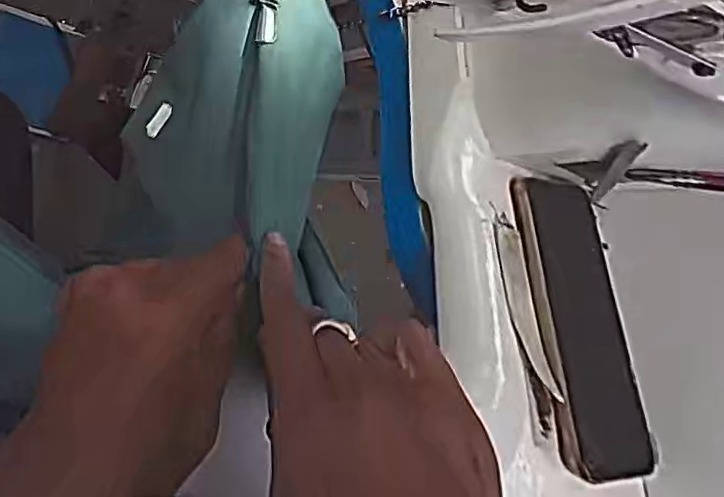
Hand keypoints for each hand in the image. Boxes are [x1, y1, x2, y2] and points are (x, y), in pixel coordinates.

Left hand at [0, 237, 246, 496]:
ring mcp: (101, 283)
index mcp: (176, 311)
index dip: (235, 268)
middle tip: (189, 333)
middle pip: (186, 265)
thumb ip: (224, 333)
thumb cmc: (142, 451)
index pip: (224, 256)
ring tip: (150, 341)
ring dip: (159, 294)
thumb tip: (232, 293)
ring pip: (152, 270)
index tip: (236, 278)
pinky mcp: (76, 291)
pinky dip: (127, 299)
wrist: (68, 471)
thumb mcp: (208, 402)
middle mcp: (135, 284)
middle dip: (194, 291)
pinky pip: (119, 279)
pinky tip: (123, 335)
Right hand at [258, 233, 499, 496]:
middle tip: (327, 395)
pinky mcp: (449, 399)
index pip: (284, 321)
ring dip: (364, 365)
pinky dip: (404, 351)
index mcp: (308, 408)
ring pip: (369, 341)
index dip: (275, 279)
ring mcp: (404, 387)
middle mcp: (355, 386)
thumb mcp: (293, 484)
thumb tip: (288, 410)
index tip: (274, 250)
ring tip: (370, 405)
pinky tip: (401, 374)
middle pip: (327, 337)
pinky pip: (416, 343)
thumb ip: (288, 427)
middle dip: (322, 360)